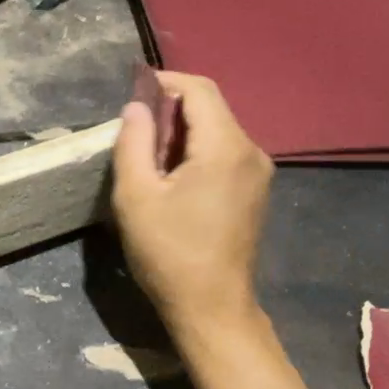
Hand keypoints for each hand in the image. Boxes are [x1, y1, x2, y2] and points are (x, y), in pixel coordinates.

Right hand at [110, 71, 273, 337]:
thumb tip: (135, 107)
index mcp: (225, 147)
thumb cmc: (168, 252)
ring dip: (181, 134)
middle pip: (210, 109)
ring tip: (146, 158)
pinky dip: (195, 153)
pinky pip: (224, 154)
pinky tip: (170, 179)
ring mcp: (257, 173)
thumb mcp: (136, 196)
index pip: (199, 89)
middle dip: (170, 110)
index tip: (131, 93)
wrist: (211, 306)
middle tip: (132, 132)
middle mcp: (251, 151)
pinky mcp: (253, 192)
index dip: (164, 82)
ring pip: (217, 132)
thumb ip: (133, 143)